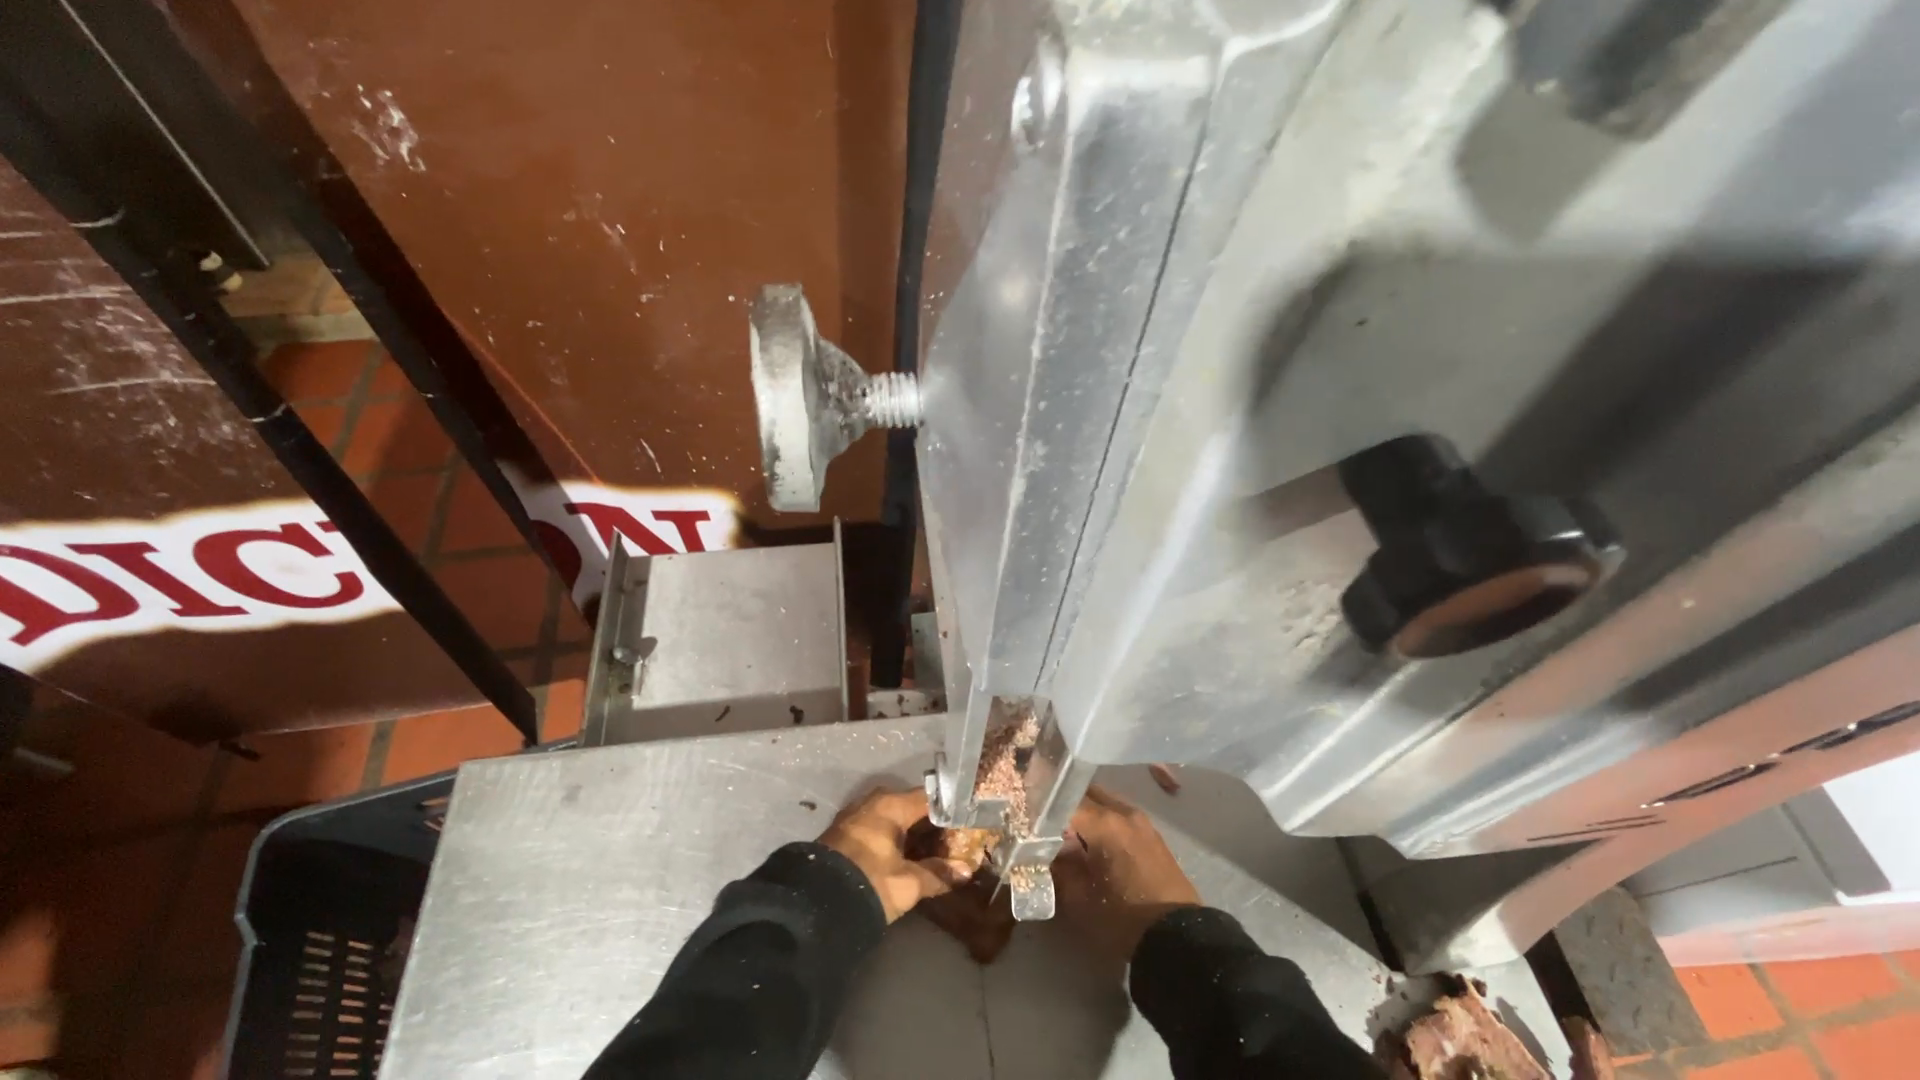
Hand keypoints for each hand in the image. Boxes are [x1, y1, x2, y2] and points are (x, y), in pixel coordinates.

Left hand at [818, 788, 970, 922]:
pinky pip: (879, 829)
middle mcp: (873, 802)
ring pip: (894, 819)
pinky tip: (907, 859)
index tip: (967, 828)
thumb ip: (939, 874)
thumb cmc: (870, 884)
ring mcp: (856, 816)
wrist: (816, 905)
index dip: (952, 814)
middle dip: (933, 826)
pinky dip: (895, 840)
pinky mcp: (845, 834)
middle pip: (912, 808)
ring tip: (934, 855)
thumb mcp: (909, 883)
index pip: (932, 799)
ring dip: (913, 835)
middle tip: (953, 845)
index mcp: (891, 805)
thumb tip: (967, 871)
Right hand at [1053, 785, 1200, 962]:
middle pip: (1083, 793)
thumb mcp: (1077, 898)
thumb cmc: (1122, 919)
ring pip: (1102, 803)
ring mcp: (1141, 821)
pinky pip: (1117, 816)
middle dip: (1061, 805)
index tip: (1023, 817)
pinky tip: (1089, 843)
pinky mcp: (1151, 834)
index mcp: (1104, 823)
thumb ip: (1054, 866)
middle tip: (1041, 823)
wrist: (1177, 938)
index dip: (1039, 806)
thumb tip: (1037, 849)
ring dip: (1082, 813)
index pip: (1062, 799)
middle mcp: (1124, 812)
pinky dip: (1100, 822)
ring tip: (1063, 834)